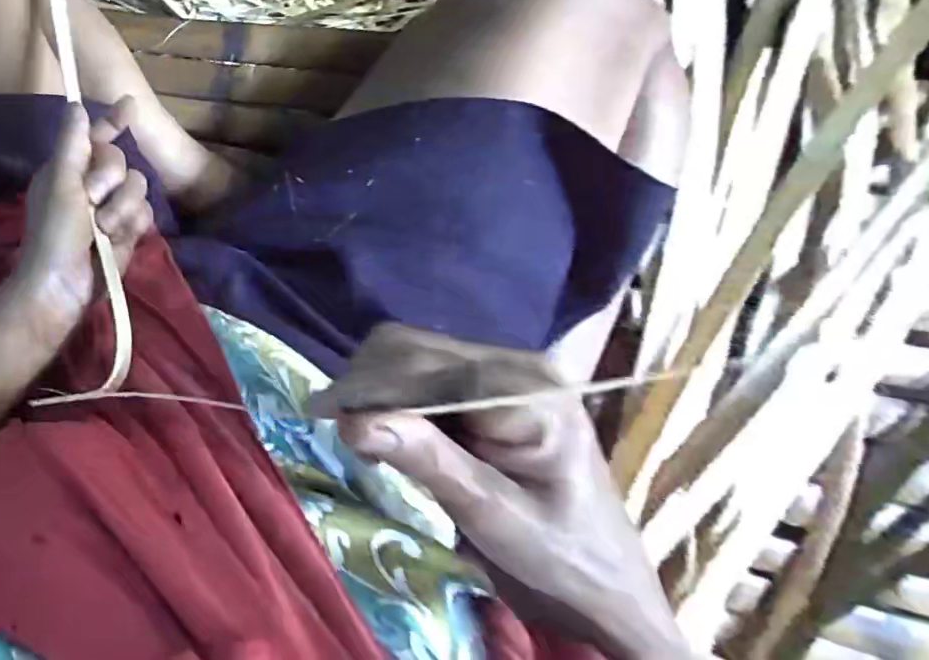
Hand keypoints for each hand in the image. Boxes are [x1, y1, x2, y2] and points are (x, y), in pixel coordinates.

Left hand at [14, 97, 154, 318]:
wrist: (64, 286)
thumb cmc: (55, 232)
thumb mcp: (61, 183)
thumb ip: (72, 143)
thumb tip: (76, 105)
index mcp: (69, 169)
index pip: (95, 137)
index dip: (112, 122)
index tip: (130, 105)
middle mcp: (90, 184)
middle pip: (121, 160)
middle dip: (110, 179)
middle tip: (91, 199)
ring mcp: (111, 208)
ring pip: (138, 186)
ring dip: (121, 208)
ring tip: (102, 229)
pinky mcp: (127, 230)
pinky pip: (145, 212)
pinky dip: (132, 225)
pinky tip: (118, 240)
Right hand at [314, 324, 689, 659]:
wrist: (602, 579)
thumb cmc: (561, 560)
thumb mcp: (494, 518)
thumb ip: (429, 462)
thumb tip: (353, 422)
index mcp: (533, 392)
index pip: (431, 373)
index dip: (373, 390)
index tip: (326, 416)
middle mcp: (517, 362)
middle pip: (414, 349)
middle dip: (366, 383)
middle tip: (330, 422)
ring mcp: (500, 365)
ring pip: (407, 349)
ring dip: (372, 383)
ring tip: (356, 427)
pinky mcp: (483, 376)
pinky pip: (416, 364)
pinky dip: (386, 387)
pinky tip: (382, 424)